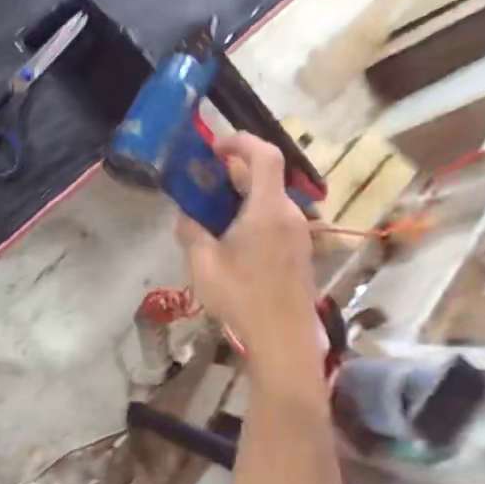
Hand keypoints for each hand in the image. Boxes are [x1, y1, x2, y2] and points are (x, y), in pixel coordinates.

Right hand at [176, 133, 320, 393]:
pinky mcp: (299, 252)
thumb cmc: (242, 298)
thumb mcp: (203, 265)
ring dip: (241, 195)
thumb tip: (185, 216)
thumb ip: (191, 233)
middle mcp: (289, 215)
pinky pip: (275, 219)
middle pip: (266, 177)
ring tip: (210, 212)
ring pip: (269, 199)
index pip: (265, 155)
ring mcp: (298, 234)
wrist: (284, 341)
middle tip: (201, 181)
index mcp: (267, 210)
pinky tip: (230, 238)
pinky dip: (252, 214)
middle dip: (233, 171)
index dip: (241, 142)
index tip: (214, 148)